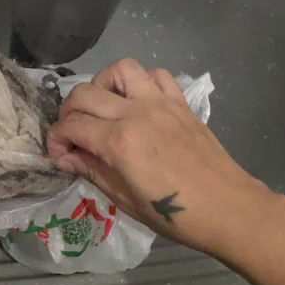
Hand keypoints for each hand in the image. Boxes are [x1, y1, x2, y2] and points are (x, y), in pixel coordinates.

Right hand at [46, 59, 271, 255]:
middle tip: (73, 132)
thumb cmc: (175, 215)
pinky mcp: (180, 102)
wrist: (228, 208)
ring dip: (103, 84)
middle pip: (86, 93)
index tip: (58, 153)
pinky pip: (155, 74)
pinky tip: (137, 102)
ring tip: (103, 106)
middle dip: (69, 111)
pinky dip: (140, 81)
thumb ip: (91, 170)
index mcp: (119, 142)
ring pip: (121, 69)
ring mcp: (160, 103)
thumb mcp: (124, 199)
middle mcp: (136, 113)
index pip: (71, 126)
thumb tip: (65, 156)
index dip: (56, 138)